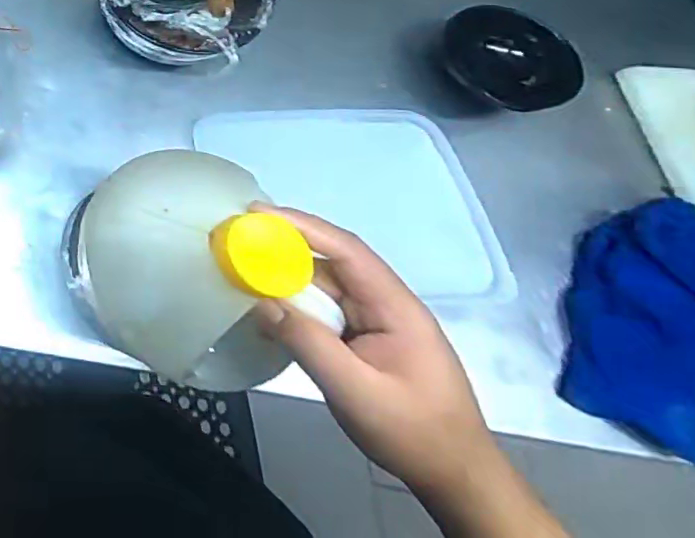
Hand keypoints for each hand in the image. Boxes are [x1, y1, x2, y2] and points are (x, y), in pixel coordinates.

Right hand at [253, 206, 500, 497]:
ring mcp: (372, 322)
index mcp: (396, 307)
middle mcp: (384, 305)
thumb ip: (309, 344)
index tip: (255, 213)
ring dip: (283, 277)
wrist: (458, 481)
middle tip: (236, 237)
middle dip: (283, 246)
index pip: (346, 251)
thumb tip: (261, 302)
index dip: (302, 226)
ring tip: (239, 268)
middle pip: (329, 263)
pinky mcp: (360, 339)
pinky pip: (320, 310)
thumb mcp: (358, 393)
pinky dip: (289, 304)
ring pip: (321, 286)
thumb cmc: (417, 434)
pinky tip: (263, 309)